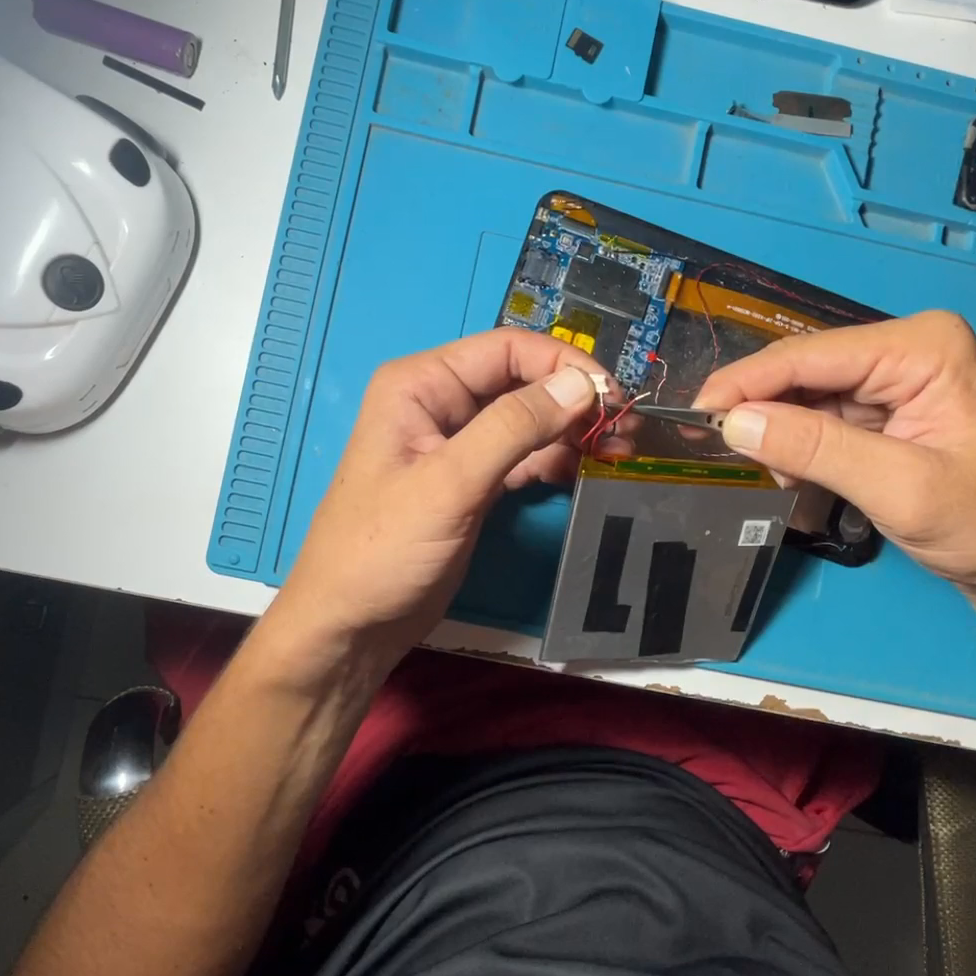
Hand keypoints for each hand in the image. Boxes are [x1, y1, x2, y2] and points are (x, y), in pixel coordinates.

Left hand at [268, 328, 603, 678]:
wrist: (351, 624)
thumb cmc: (383, 549)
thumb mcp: (449, 483)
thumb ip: (514, 428)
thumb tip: (582, 385)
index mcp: (421, 384)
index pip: (507, 350)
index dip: (564, 366)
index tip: (614, 398)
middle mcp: (440, 404)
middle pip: (522, 382)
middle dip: (574, 401)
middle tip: (624, 432)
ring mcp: (457, 445)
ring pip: (528, 421)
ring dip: (571, 433)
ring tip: (616, 454)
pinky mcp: (471, 483)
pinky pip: (522, 457)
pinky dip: (554, 461)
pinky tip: (582, 474)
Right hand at [693, 312, 975, 618]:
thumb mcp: (900, 487)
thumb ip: (816, 448)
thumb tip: (733, 422)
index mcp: (920, 348)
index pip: (809, 356)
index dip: (746, 382)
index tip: (694, 412)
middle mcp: (904, 352)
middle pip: (803, 372)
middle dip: (763, 412)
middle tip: (727, 453)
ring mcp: (895, 382)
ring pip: (805, 398)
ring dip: (781, 436)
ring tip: (783, 478)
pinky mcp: (886, 414)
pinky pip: (821, 420)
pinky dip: (800, 448)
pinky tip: (801, 476)